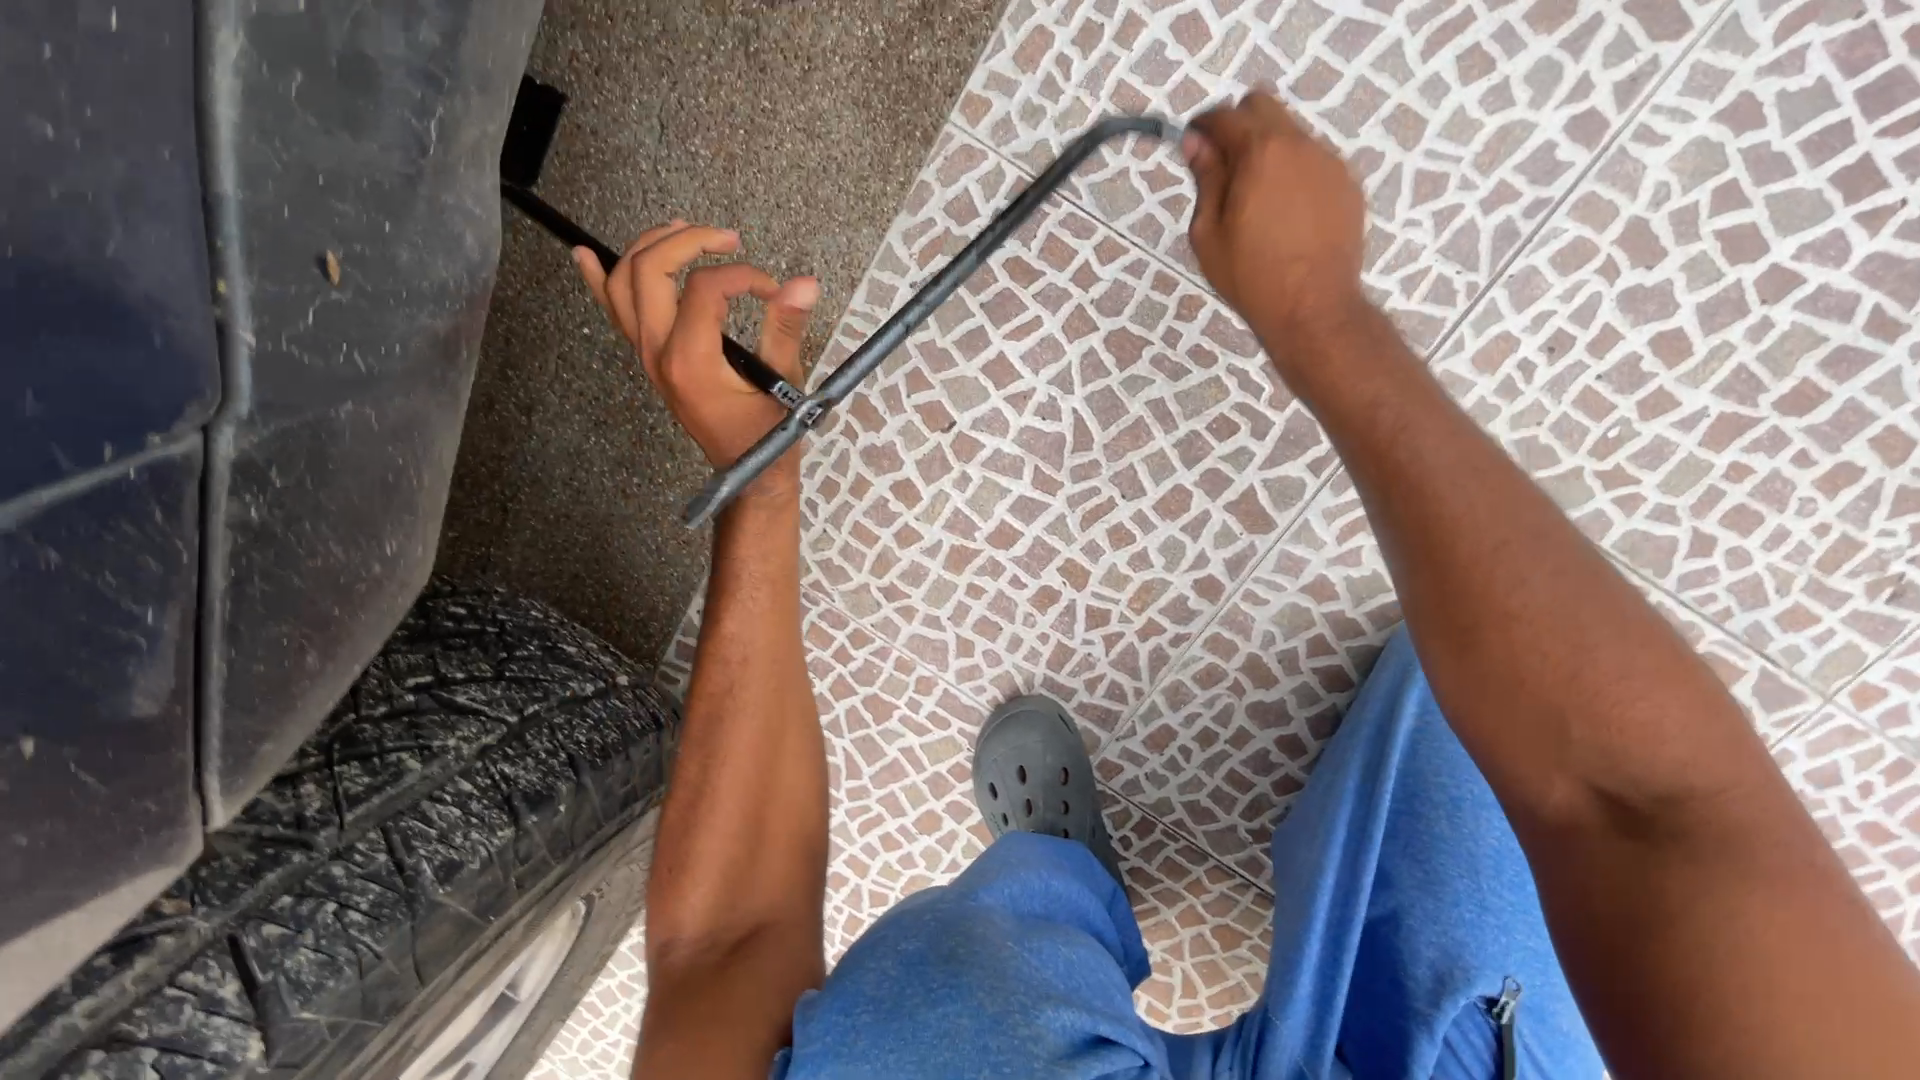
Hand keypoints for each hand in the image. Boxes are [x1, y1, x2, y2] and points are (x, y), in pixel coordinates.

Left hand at [575, 221, 818, 473]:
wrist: (747, 472)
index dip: (744, 275)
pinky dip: (597, 280)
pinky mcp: (648, 359)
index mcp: (691, 359)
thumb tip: (804, 283)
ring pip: (623, 283)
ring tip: (682, 230)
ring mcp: (646, 355)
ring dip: (648, 246)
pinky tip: (585, 253)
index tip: (773, 289)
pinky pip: (613, 314)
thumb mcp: (783, 382)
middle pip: (649, 270)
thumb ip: (786, 329)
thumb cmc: (767, 434)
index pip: (705, 287)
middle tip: (728, 238)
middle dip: (687, 240)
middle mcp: (658, 353)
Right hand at [1185, 93, 1369, 354]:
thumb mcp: (1209, 232)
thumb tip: (1195, 143)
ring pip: (1290, 132)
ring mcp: (1330, 162)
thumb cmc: (1250, 276)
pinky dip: (1292, 171)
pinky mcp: (1347, 183)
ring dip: (1267, 149)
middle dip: (1237, 125)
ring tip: (1256, 198)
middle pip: (1263, 106)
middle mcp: (1300, 144)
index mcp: (1261, 152)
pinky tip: (1285, 214)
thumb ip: (1205, 178)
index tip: (1193, 147)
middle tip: (1223, 167)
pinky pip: (1313, 160)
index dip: (1203, 127)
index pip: (1225, 115)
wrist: (1313, 307)